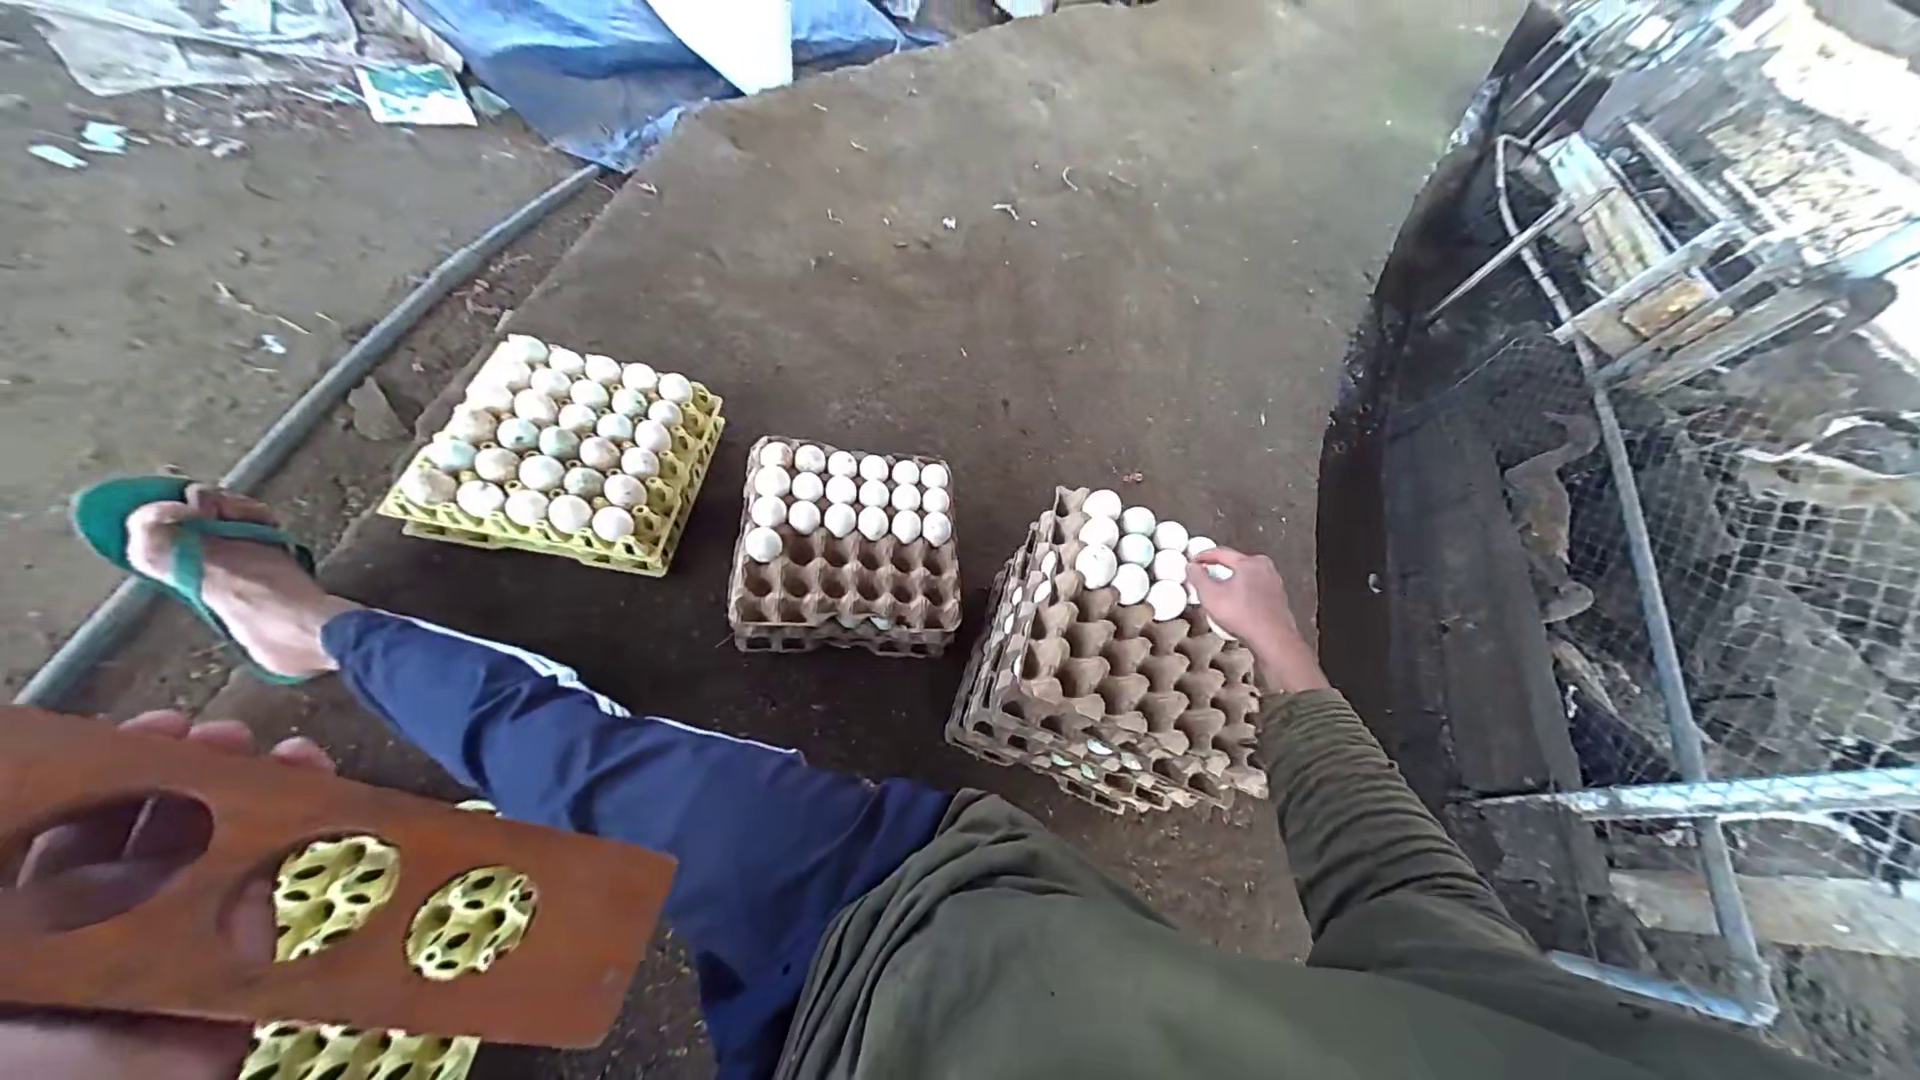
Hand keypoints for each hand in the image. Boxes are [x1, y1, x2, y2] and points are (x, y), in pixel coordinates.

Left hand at [0, 711, 333, 1079]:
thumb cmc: (16, 1053)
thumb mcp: (5, 967)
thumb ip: (16, 884)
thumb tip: (26, 799)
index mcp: (27, 932)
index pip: (62, 834)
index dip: (106, 777)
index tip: (145, 733)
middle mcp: (95, 927)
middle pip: (151, 830)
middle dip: (190, 773)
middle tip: (221, 733)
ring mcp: (176, 938)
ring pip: (220, 845)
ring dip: (253, 790)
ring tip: (279, 748)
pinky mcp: (245, 952)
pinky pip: (271, 878)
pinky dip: (300, 828)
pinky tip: (316, 784)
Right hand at [1186, 548, 1329, 692]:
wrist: (1272, 639)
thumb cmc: (1244, 616)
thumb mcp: (1210, 595)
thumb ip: (1197, 577)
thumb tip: (1192, 567)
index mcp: (1250, 563)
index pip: (1221, 552)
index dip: (1202, 556)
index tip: (1193, 563)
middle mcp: (1265, 568)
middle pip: (1233, 564)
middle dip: (1216, 570)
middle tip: (1203, 579)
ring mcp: (1273, 582)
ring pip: (1244, 577)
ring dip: (1229, 583)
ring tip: (1216, 595)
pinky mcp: (1277, 597)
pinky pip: (1253, 589)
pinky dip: (1241, 593)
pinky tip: (1233, 606)